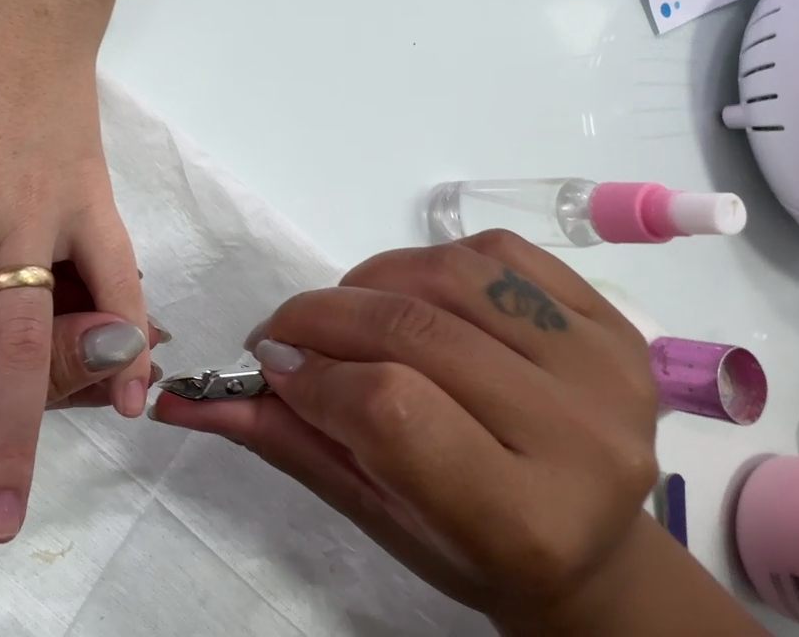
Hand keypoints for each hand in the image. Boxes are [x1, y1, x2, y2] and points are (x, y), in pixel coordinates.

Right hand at [154, 232, 666, 631]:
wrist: (586, 548)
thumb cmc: (462, 544)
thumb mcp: (365, 506)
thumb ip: (281, 438)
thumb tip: (182, 396)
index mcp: (521, 516)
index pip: (388, 408)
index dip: (312, 374)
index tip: (272, 366)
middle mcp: (583, 439)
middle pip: (413, 329)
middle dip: (319, 317)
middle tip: (285, 334)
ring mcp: (608, 370)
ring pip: (448, 274)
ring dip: (369, 281)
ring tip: (348, 314)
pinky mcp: (616, 323)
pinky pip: (496, 251)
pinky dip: (430, 259)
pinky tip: (413, 296)